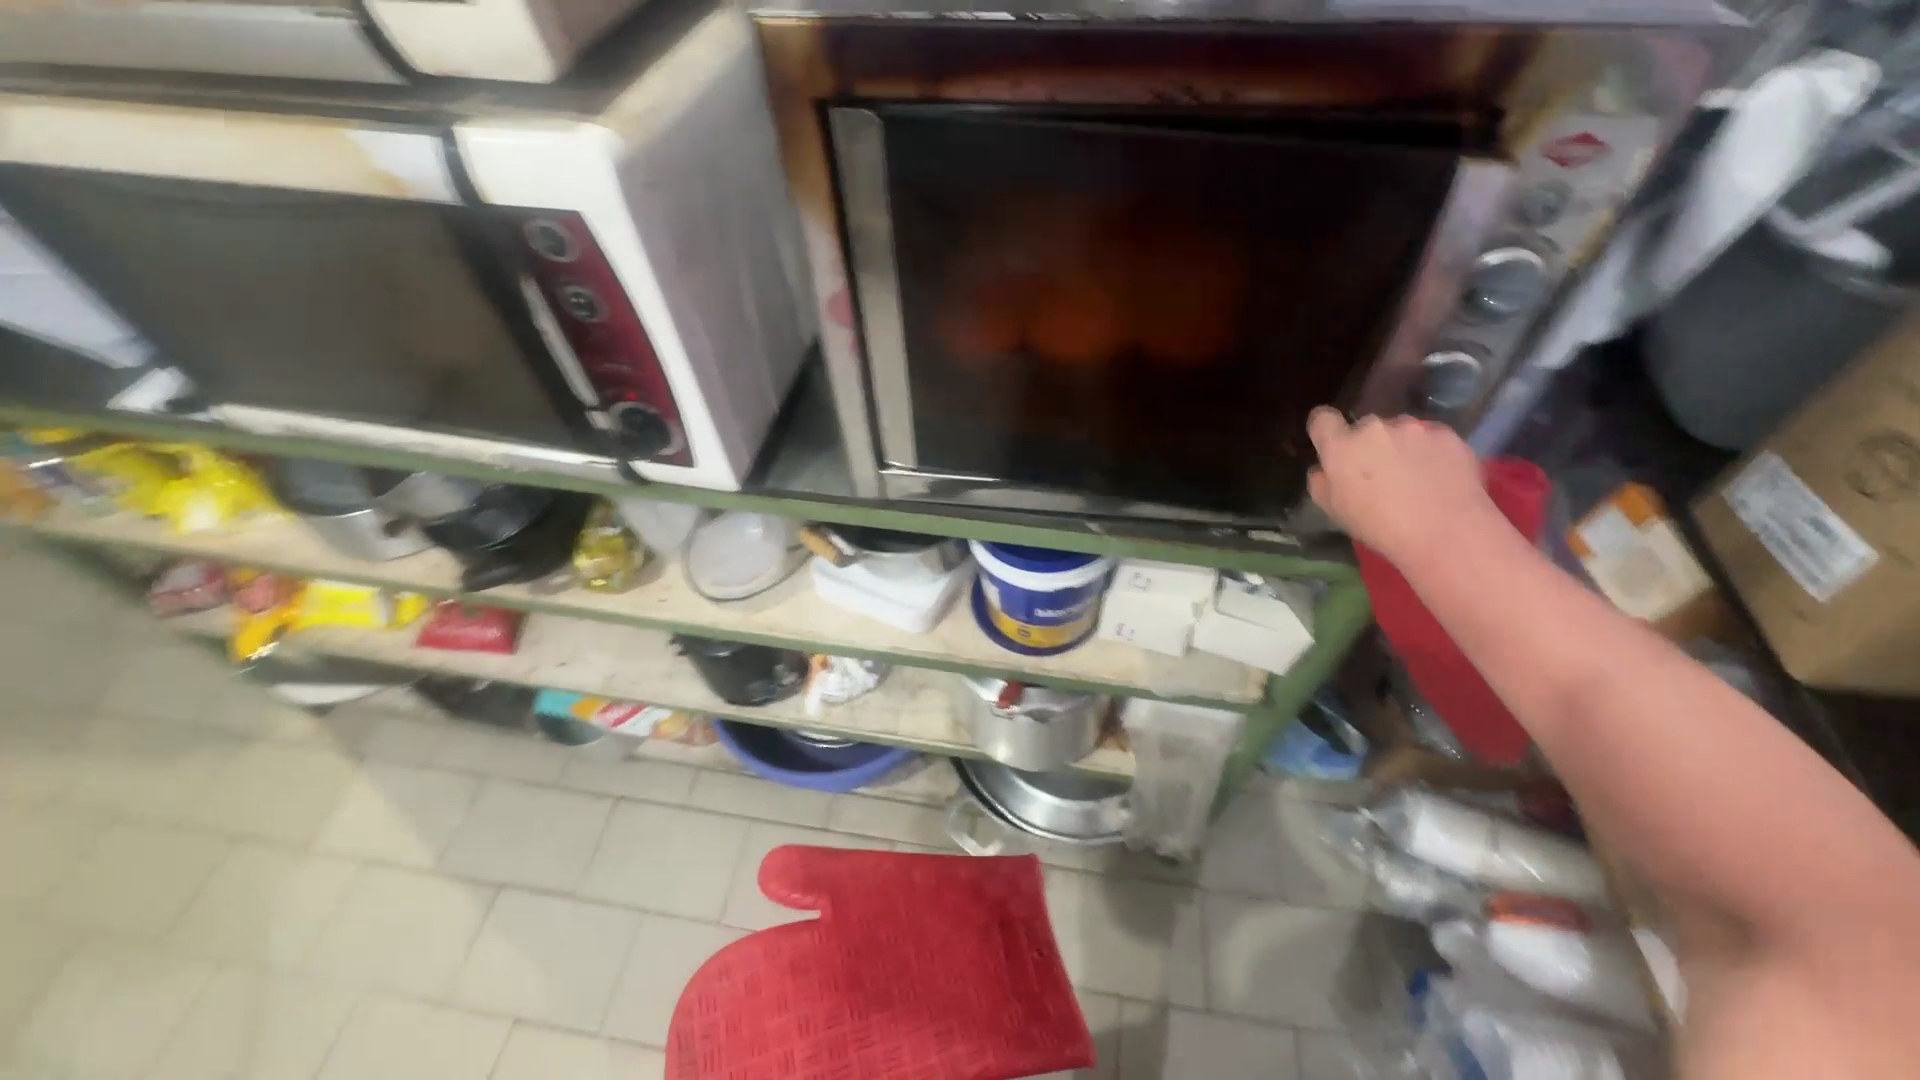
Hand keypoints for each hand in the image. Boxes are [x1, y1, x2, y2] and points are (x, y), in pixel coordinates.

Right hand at [1305, 407, 1502, 566]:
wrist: (1445, 532)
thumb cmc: (1380, 526)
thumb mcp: (1334, 511)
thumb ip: (1321, 482)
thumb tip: (1324, 468)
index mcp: (1341, 446)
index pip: (1322, 419)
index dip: (1326, 430)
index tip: (1333, 446)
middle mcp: (1374, 427)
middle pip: (1365, 427)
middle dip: (1369, 443)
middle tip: (1381, 472)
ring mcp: (1414, 427)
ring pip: (1401, 430)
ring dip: (1401, 445)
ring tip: (1416, 475)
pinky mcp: (1447, 434)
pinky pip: (1431, 438)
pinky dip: (1431, 452)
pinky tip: (1439, 476)